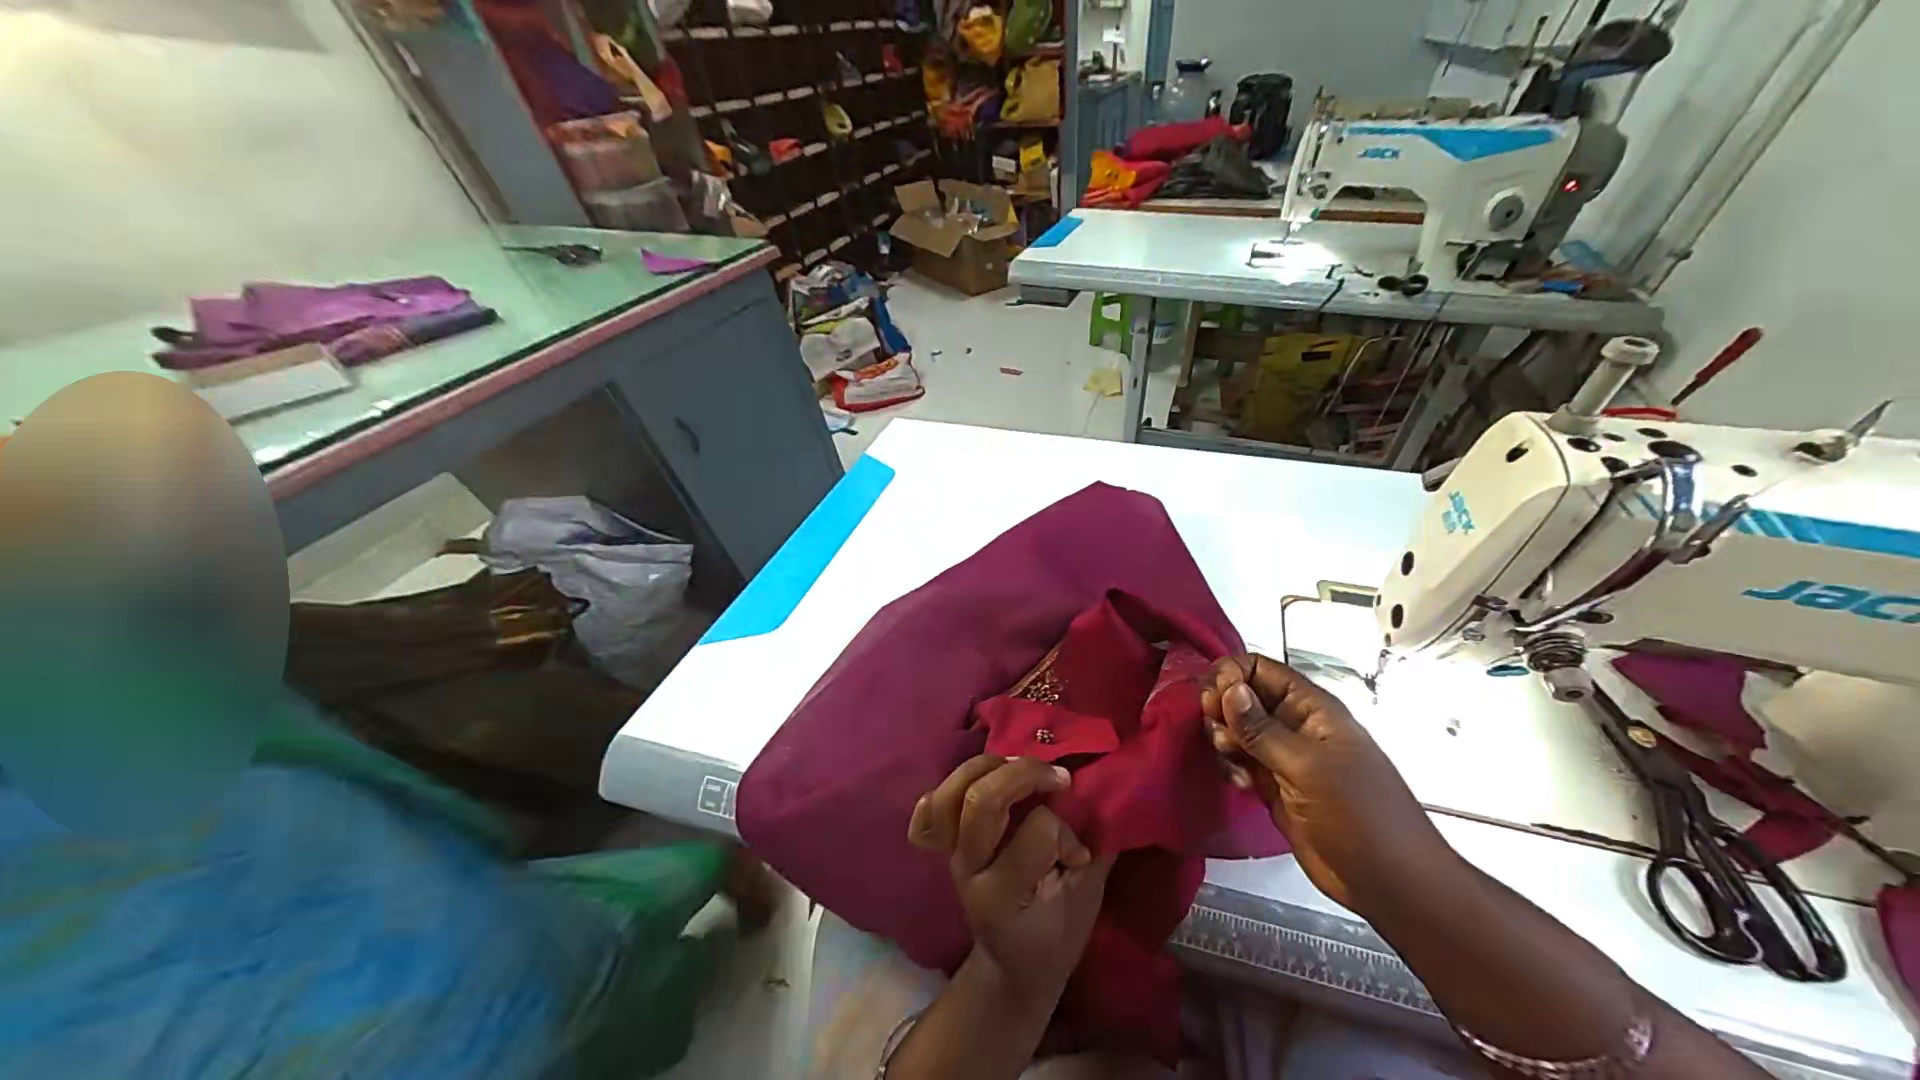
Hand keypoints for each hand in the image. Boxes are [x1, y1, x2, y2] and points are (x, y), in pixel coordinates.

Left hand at [909, 755, 1116, 1004]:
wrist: (1011, 967)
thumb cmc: (1054, 937)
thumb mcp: (1083, 902)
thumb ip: (1095, 852)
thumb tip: (1113, 801)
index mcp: (1003, 892)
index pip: (1036, 832)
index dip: (1065, 834)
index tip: (1080, 854)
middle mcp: (969, 868)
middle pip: (982, 799)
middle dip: (1026, 773)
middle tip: (1060, 777)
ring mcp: (952, 854)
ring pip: (953, 792)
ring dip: (990, 766)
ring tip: (1021, 766)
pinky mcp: (947, 844)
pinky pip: (934, 807)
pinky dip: (954, 784)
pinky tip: (982, 777)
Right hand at [1201, 654, 1451, 913]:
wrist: (1389, 883)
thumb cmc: (1360, 817)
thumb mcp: (1307, 767)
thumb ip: (1261, 728)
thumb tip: (1227, 688)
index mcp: (1311, 709)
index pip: (1260, 669)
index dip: (1231, 676)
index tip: (1212, 699)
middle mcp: (1295, 726)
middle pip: (1242, 696)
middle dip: (1222, 710)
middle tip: (1219, 735)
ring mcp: (1284, 757)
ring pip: (1236, 729)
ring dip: (1223, 739)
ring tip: (1231, 761)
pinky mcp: (1274, 785)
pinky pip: (1240, 760)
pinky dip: (1230, 766)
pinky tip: (1237, 783)